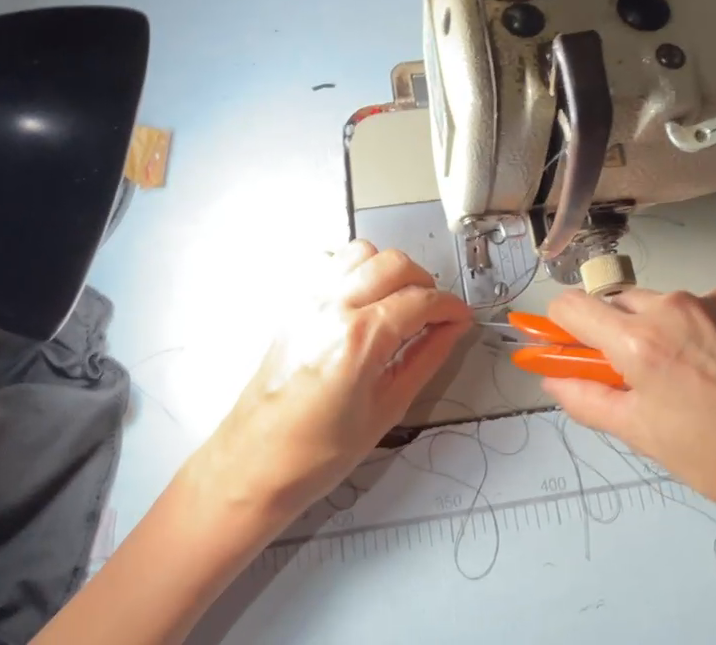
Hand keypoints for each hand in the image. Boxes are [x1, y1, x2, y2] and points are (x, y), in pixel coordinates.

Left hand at [181, 241, 470, 527]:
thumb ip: (426, 359)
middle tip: (433, 313)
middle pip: (395, 263)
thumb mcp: (387, 408)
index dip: (450, 306)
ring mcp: (309, 301)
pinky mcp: (294, 305)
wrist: (255, 462)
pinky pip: (332, 264)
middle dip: (424, 282)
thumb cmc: (317, 452)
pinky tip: (366, 301)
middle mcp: (333, 307)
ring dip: (389, 269)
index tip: (460, 317)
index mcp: (360, 338)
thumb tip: (453, 331)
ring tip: (399, 303)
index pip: (421, 299)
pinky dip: (357, 270)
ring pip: (362, 252)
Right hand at [541, 288, 715, 644]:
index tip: (574, 345)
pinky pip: (715, 302)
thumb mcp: (642, 435)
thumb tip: (552, 376)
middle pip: (621, 301)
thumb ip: (585, 397)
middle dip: (621, 330)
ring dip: (670, 327)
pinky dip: (714, 325)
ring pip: (670, 302)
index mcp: (639, 341)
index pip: (572, 305)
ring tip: (703, 374)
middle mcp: (676, 305)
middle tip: (646, 373)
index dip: (565, 327)